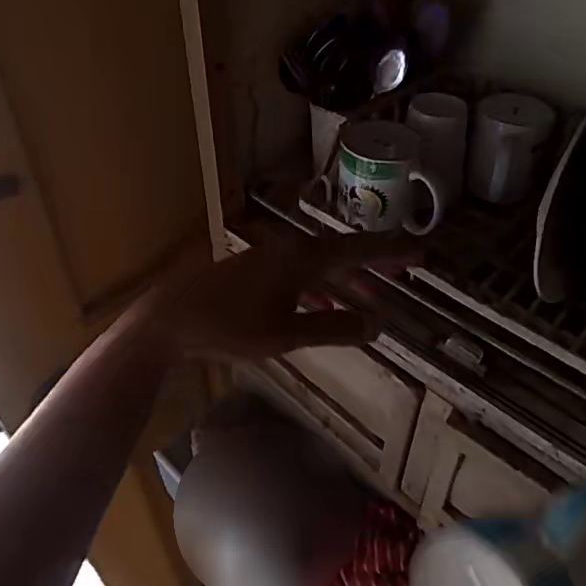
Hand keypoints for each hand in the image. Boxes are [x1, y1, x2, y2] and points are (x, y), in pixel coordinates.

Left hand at [100, 231, 415, 368]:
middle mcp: (290, 251)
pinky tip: (325, 307)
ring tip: (372, 299)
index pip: (358, 250)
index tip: (419, 252)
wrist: (166, 322)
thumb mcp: (286, 335)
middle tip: (406, 270)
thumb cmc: (227, 327)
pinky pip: (302, 275)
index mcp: (302, 259)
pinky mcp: (256, 272)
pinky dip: (322, 289)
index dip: (391, 252)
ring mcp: (271, 260)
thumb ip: (333, 328)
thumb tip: (377, 325)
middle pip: (343, 253)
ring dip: (349, 280)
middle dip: (375, 263)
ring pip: (322, 266)